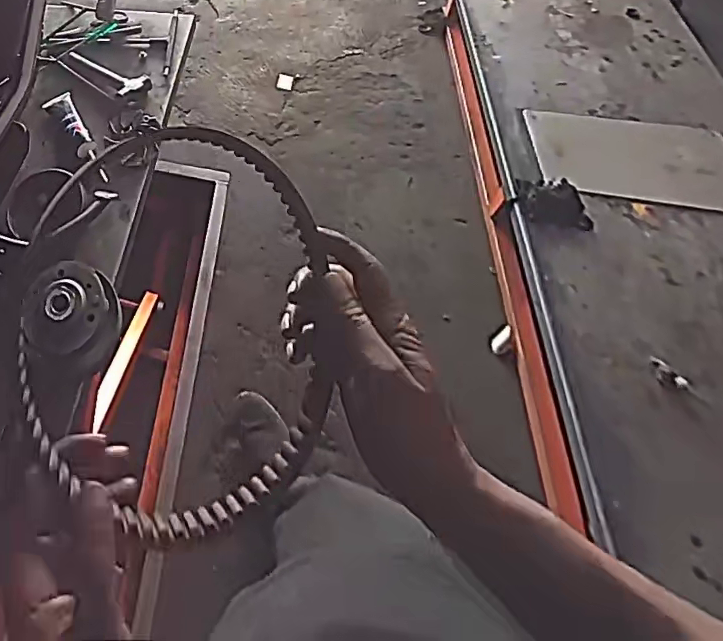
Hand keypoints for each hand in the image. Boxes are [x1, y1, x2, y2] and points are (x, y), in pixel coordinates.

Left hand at [0, 435, 135, 640]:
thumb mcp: (97, 617)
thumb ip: (90, 550)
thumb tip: (88, 489)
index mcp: (20, 573)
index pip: (24, 490)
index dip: (58, 455)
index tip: (96, 440)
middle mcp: (24, 572)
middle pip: (42, 497)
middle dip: (81, 466)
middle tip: (118, 454)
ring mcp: (43, 583)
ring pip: (59, 514)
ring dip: (93, 487)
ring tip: (127, 477)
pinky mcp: (63, 593)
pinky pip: (73, 537)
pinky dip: (98, 516)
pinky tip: (121, 515)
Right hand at [296, 229, 478, 520]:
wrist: (429, 484)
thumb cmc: (414, 435)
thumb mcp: (380, 374)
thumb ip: (352, 324)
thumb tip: (327, 277)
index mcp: (392, 323)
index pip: (363, 269)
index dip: (337, 249)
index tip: (308, 239)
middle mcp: (377, 330)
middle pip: (338, 289)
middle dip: (310, 291)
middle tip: (293, 313)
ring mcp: (364, 352)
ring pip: (328, 315)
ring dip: (305, 320)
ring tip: (294, 342)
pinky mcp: (353, 373)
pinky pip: (325, 344)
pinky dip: (308, 345)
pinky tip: (301, 360)